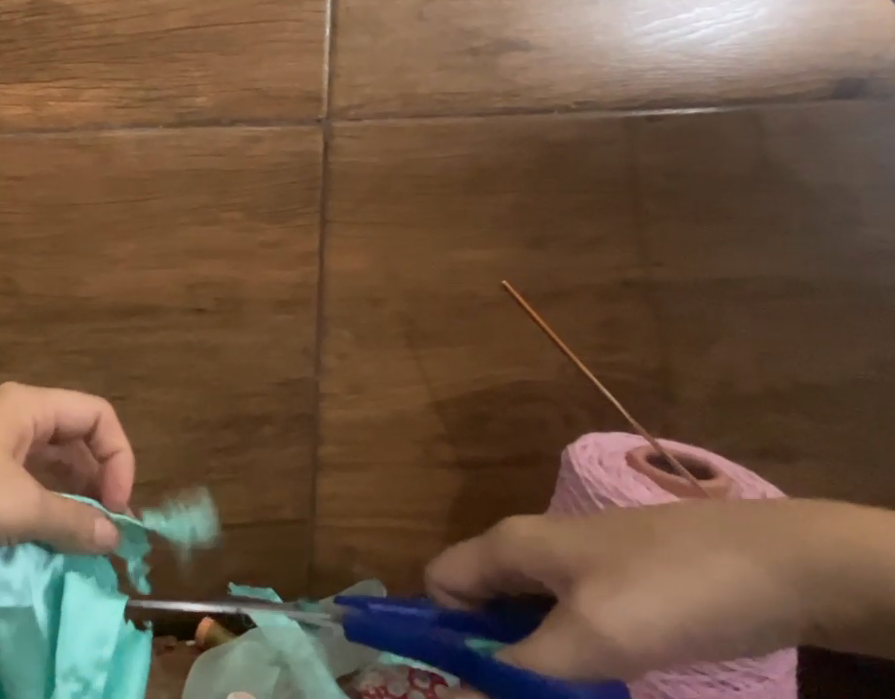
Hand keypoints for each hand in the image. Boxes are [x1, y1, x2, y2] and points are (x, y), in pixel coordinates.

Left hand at [0, 382, 135, 564]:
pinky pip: (17, 482)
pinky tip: (36, 539)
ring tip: (74, 542)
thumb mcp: (20, 508)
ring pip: (44, 463)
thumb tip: (112, 537)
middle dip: (96, 481)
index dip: (119, 457)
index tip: (117, 509)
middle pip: (72, 437)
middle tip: (103, 532)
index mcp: (26, 406)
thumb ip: (73, 520)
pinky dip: (36, 506)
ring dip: (67, 498)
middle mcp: (8, 415)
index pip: (96, 414)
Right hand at [425, 499, 891, 680]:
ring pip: (531, 614)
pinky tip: (611, 676)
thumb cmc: (672, 588)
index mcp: (509, 544)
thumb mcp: (594, 635)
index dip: (444, 630)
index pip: (440, 582)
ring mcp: (582, 562)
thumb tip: (460, 688)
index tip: (471, 678)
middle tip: (526, 693)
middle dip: (492, 650)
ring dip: (538, 656)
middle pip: (483, 600)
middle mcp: (533, 548)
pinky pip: (573, 618)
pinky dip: (577, 651)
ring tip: (572, 691)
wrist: (786, 562)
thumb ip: (525, 665)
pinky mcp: (624, 581)